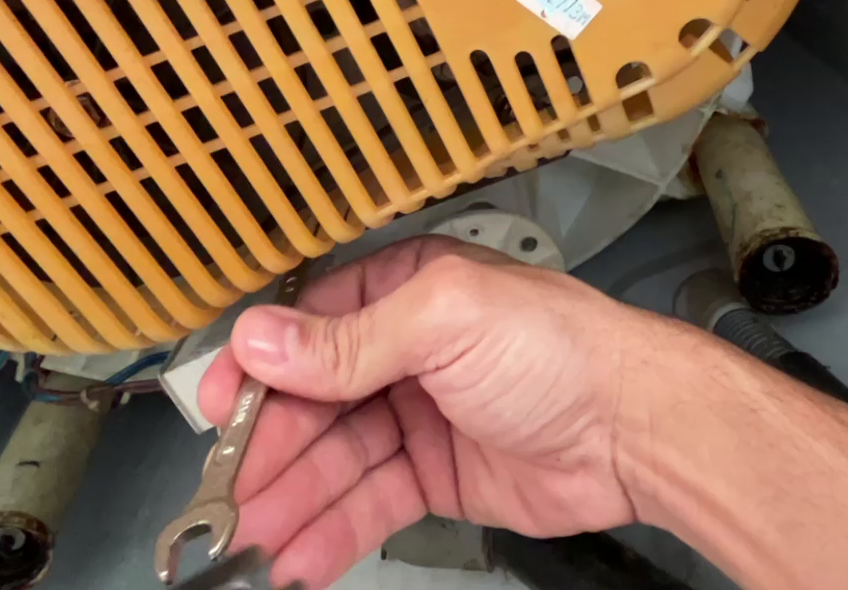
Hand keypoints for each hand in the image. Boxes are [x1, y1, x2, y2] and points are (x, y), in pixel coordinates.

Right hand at [196, 234, 672, 588]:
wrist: (630, 424)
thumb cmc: (554, 345)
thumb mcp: (447, 320)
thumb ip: (352, 337)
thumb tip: (262, 337)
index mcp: (405, 290)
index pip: (310, 327)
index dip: (260, 369)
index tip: (217, 412)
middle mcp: (404, 347)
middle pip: (314, 399)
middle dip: (270, 449)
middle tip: (227, 500)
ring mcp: (417, 412)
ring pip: (335, 457)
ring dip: (291, 498)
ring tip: (248, 542)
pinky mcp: (433, 471)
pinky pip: (368, 499)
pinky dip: (332, 528)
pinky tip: (299, 557)